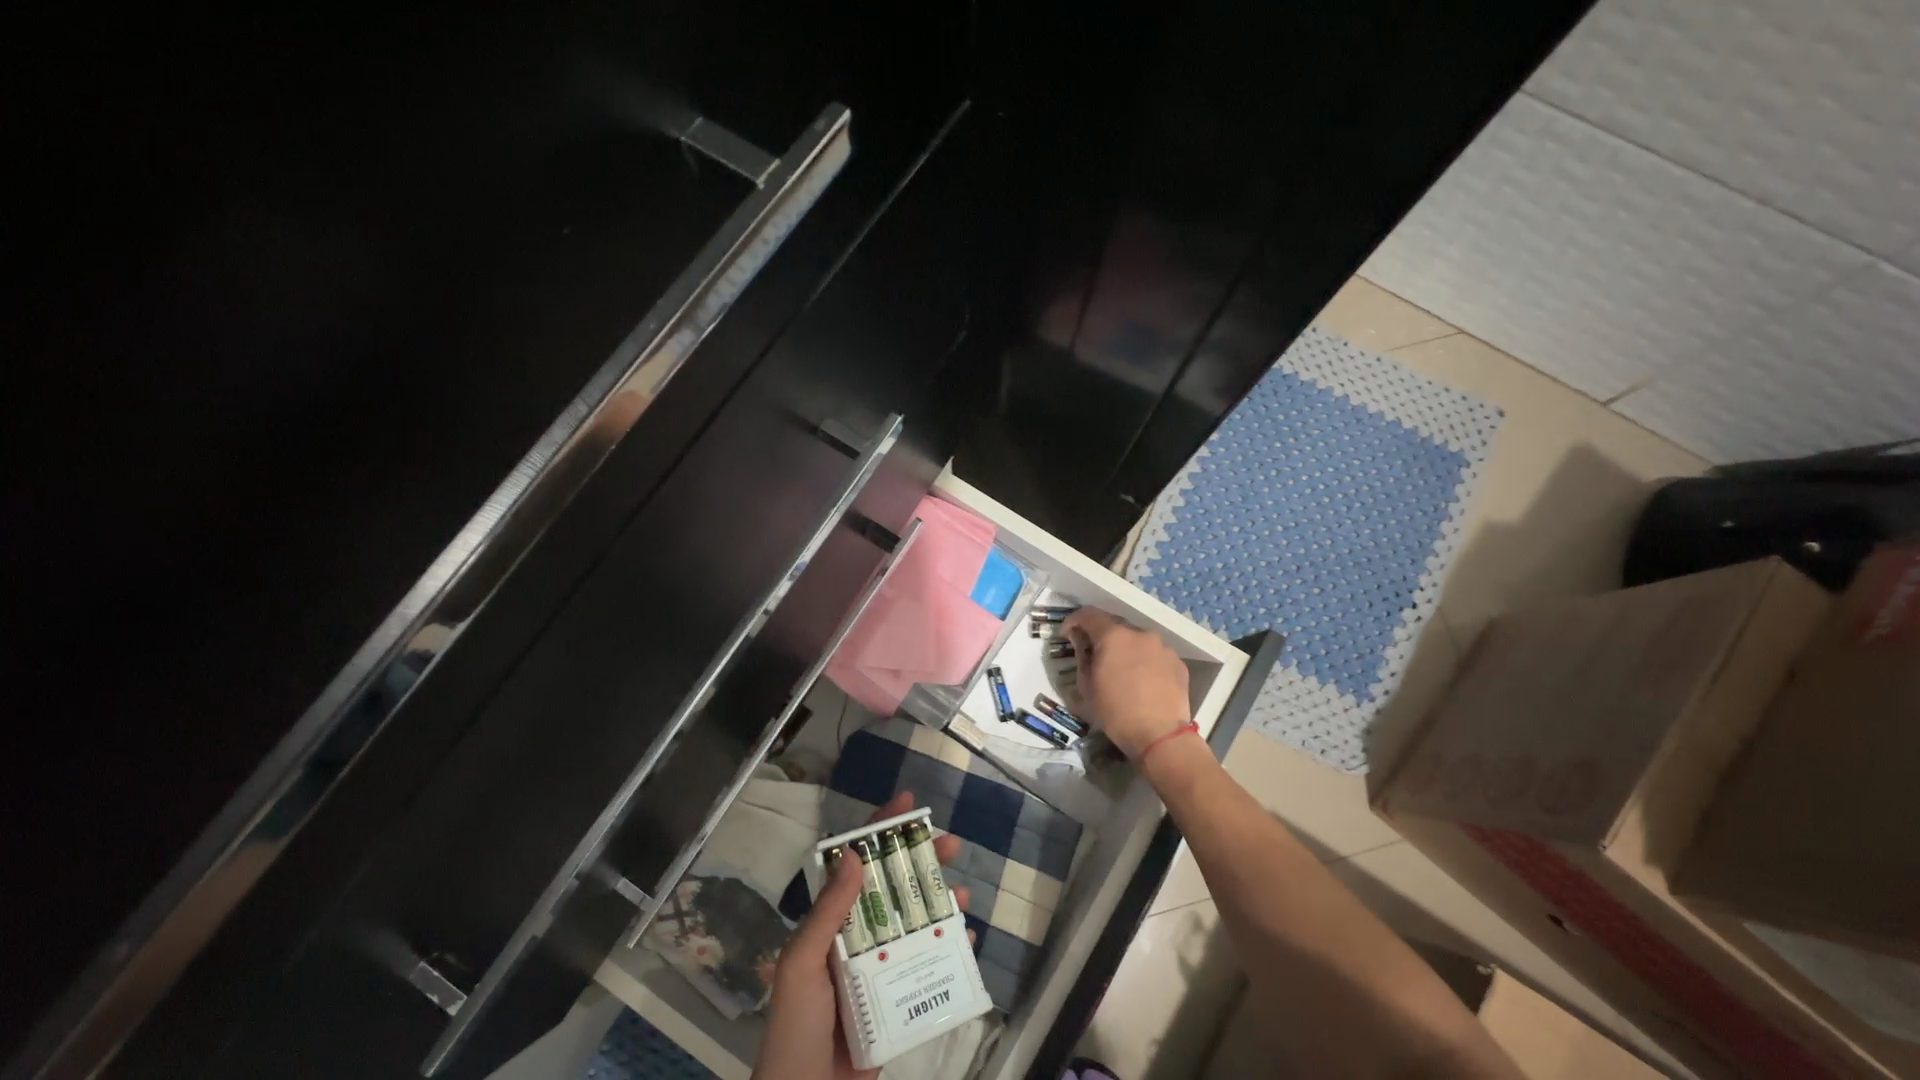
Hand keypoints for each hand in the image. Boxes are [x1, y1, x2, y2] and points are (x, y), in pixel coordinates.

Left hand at [753, 793, 969, 1079]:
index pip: (853, 865)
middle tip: (952, 844)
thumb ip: (827, 913)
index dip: (878, 831)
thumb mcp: (802, 964)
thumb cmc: (796, 1025)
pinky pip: (928, 962)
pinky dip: (949, 945)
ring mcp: (879, 966)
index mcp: (829, 923)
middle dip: (921, 860)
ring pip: (916, 920)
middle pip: (892, 886)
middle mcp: (856, 937)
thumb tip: (852, 854)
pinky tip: (966, 938)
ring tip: (963, 895)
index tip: (907, 804)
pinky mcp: (898, 997)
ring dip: (941, 901)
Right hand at [1063, 608, 1191, 757]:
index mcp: (1113, 636)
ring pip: (1137, 641)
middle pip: (1115, 626)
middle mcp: (1140, 634)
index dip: (1074, 621)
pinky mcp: (1178, 663)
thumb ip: (1081, 657)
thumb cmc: (1115, 712)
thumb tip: (1081, 641)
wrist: (1160, 736)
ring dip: (1125, 649)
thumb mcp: (1086, 688)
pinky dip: (1144, 662)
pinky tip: (1142, 682)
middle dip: (1101, 637)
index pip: (1089, 615)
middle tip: (1094, 655)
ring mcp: (1163, 647)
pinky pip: (1155, 655)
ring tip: (1121, 671)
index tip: (1067, 634)